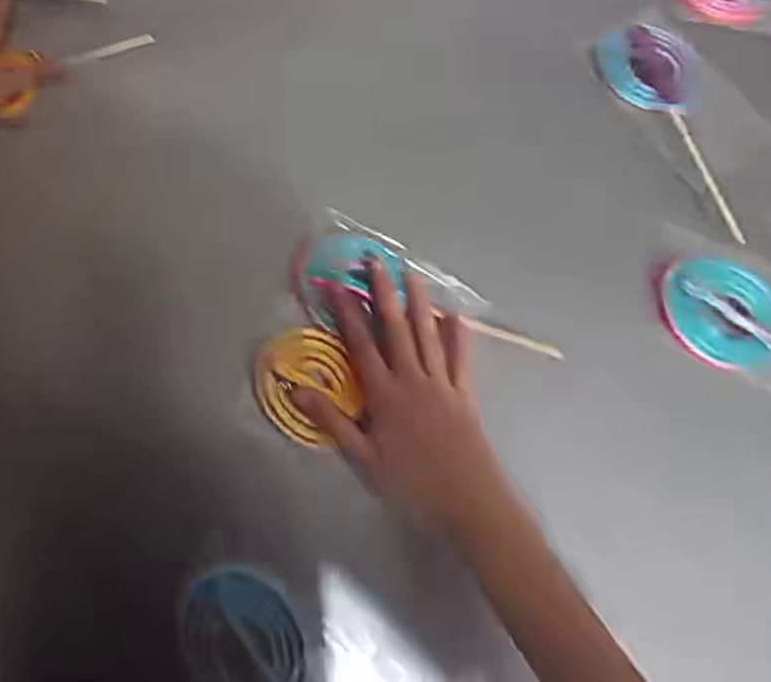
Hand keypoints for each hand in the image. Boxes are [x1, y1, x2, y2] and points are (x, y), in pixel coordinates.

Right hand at [295, 263, 514, 537]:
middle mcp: (412, 380)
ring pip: (427, 335)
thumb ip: (331, 420)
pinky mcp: (465, 396)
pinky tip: (455, 316)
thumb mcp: (363, 457)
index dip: (347, 312)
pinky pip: (460, 360)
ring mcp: (442, 386)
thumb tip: (296, 389)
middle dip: (385, 293)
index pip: (361, 344)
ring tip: (412, 274)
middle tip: (377, 262)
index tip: (336, 285)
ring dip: (419, 302)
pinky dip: (457, 336)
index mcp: (385, 393)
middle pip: (396, 329)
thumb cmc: (412, 484)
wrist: (473, 508)